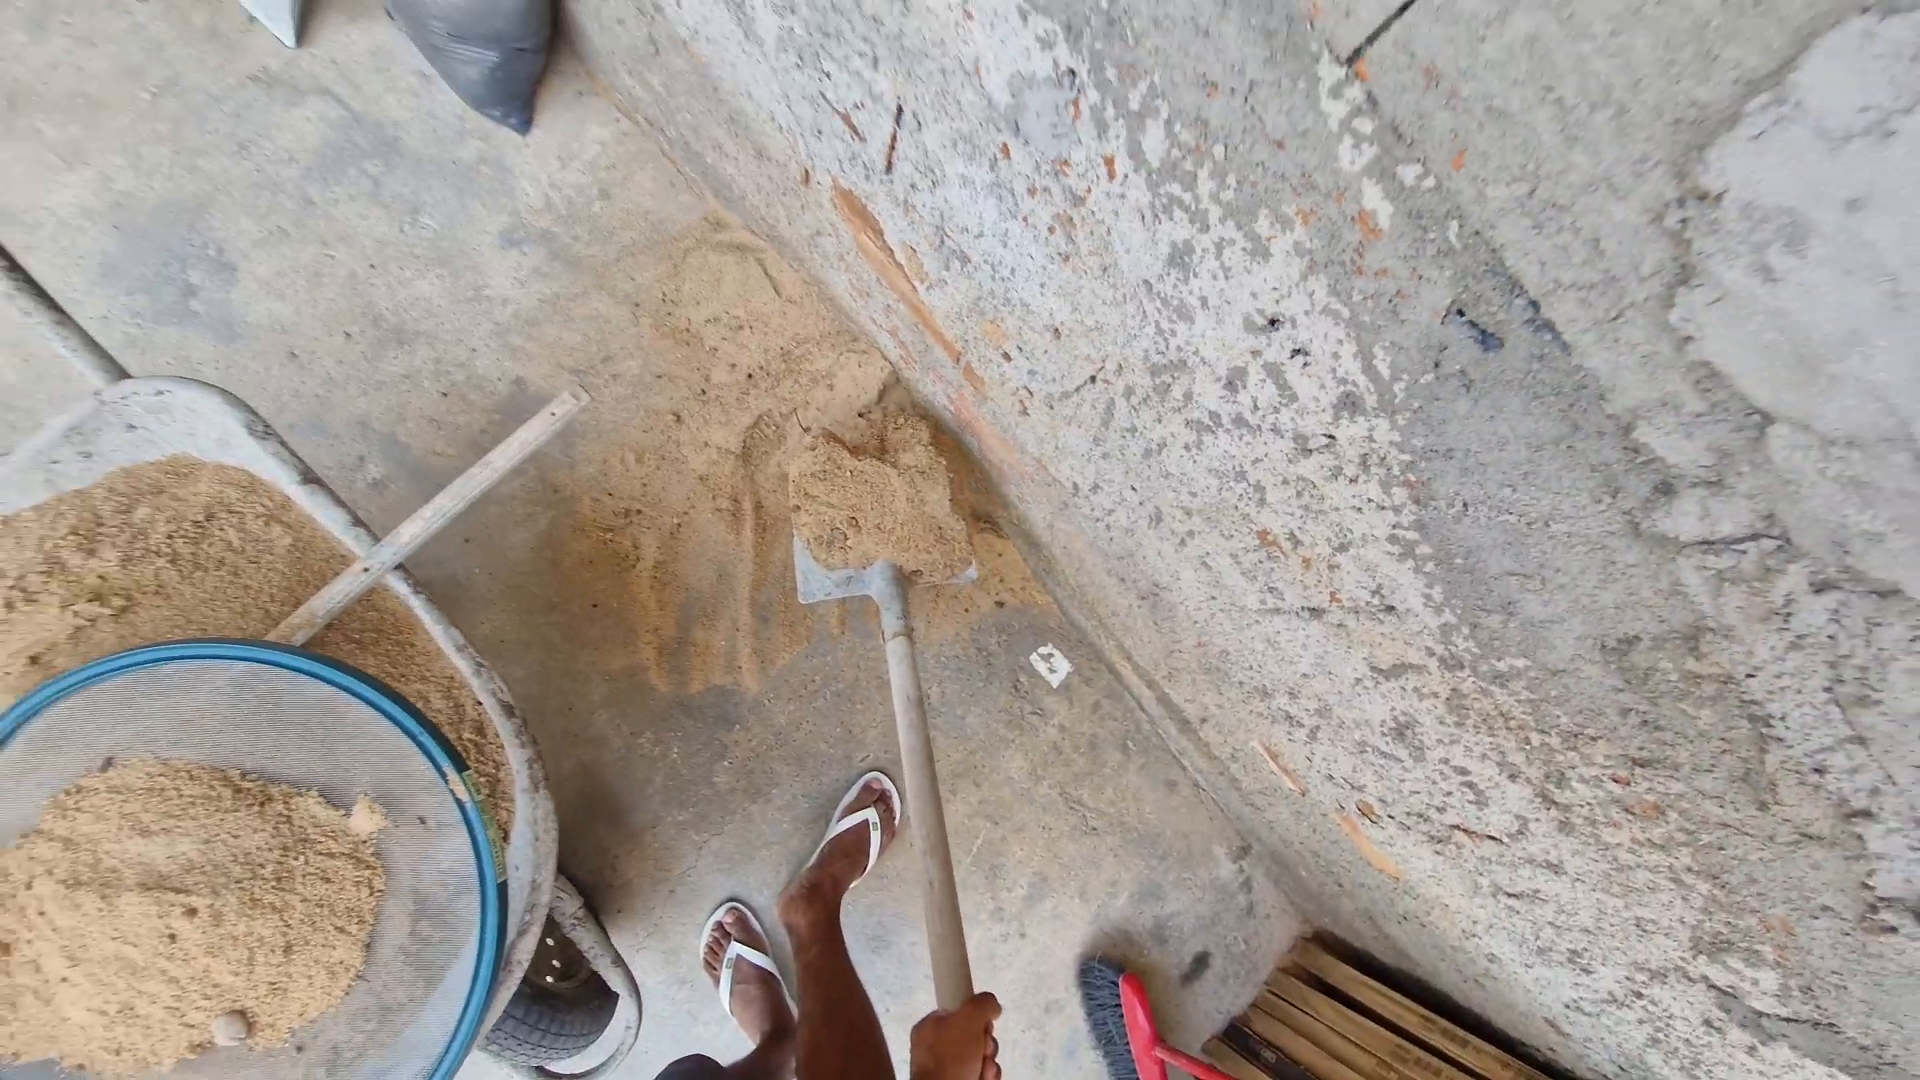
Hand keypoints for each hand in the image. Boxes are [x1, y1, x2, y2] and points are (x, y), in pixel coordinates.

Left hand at [910, 992, 1001, 1079]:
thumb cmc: (951, 1058)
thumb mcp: (968, 1018)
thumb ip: (982, 1003)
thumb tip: (992, 1006)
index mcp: (930, 1028)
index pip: (957, 1012)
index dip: (975, 1016)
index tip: (983, 1024)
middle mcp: (938, 1049)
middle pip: (974, 1035)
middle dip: (987, 1041)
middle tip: (985, 1048)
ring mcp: (949, 1071)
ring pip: (981, 1057)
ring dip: (990, 1062)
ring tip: (986, 1069)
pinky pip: (983, 1075)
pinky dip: (989, 1077)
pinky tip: (986, 1079)